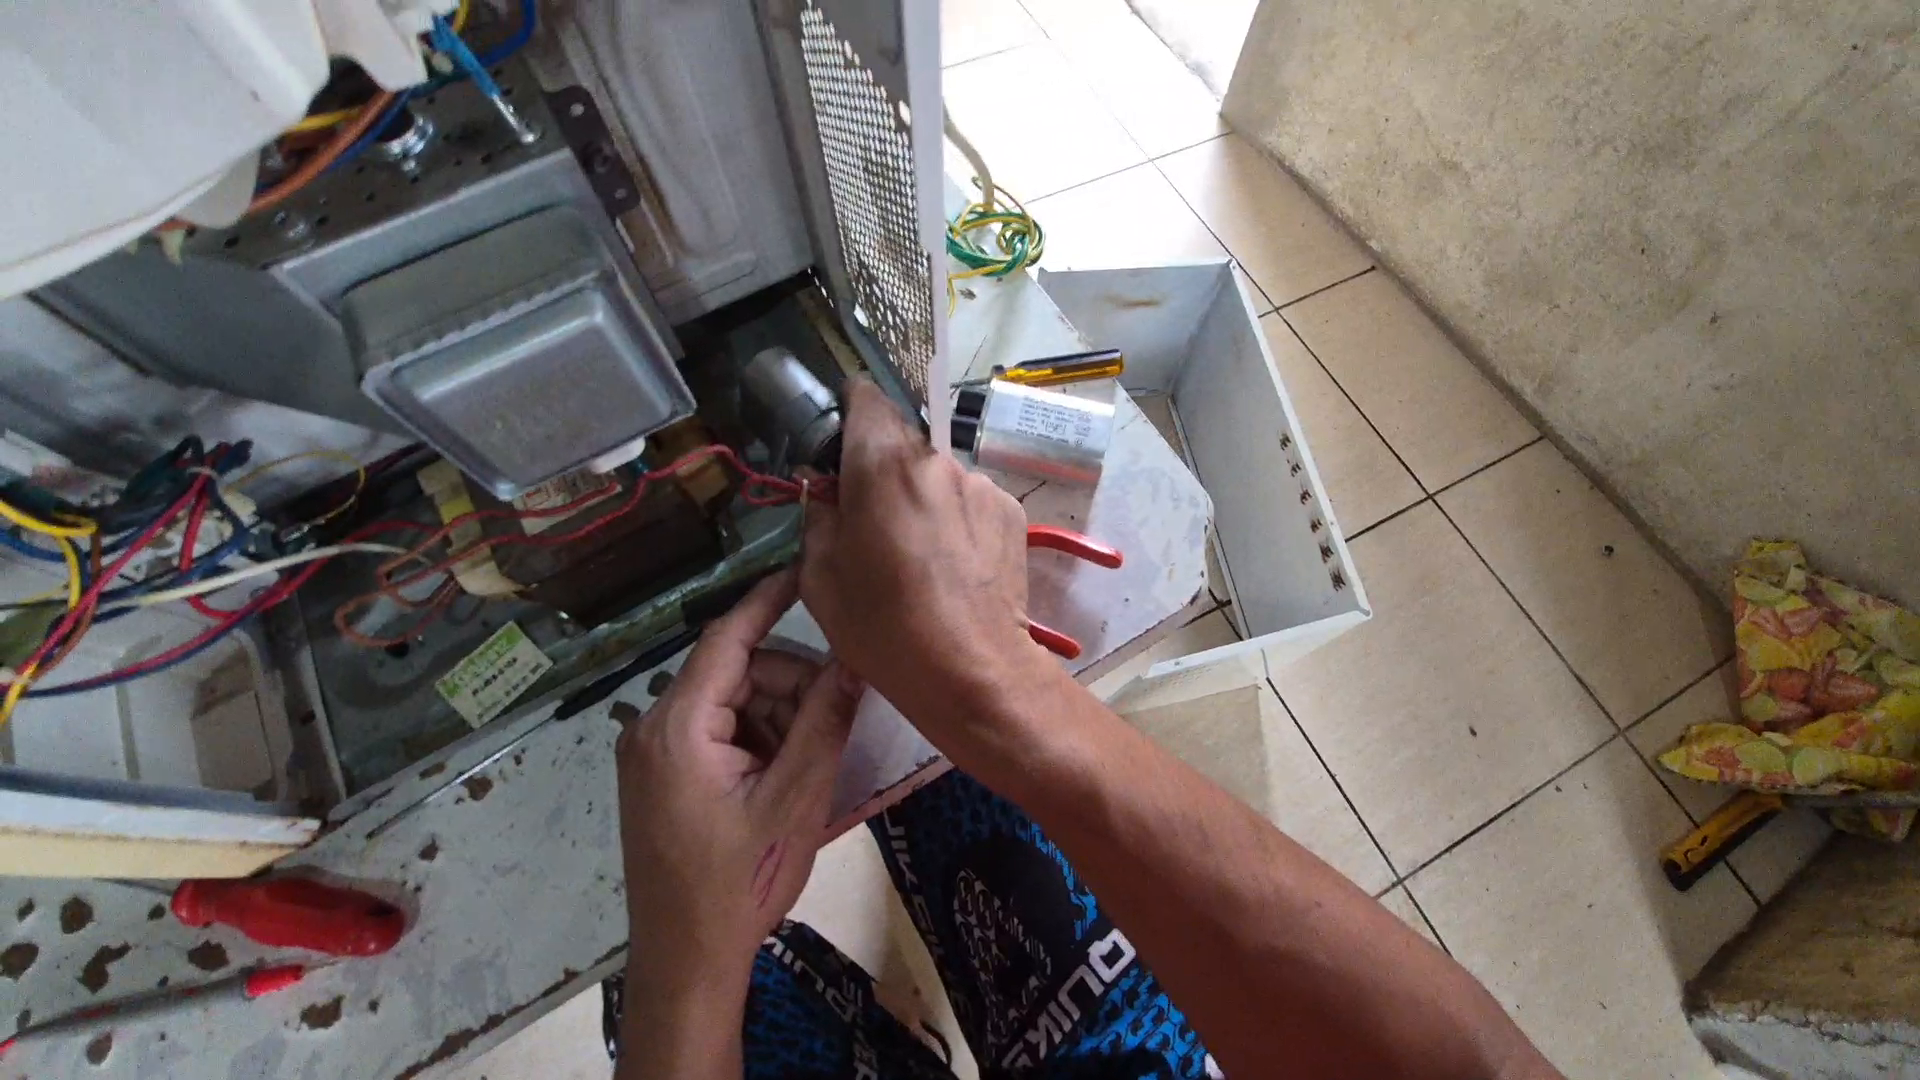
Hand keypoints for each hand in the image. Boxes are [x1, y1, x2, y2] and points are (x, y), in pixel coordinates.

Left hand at [614, 569, 862, 996]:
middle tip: (837, 719)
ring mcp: (654, 751)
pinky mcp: (664, 773)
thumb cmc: (739, 881)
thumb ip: (825, 720)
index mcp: (678, 726)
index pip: (726, 637)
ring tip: (809, 764)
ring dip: (780, 717)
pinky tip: (784, 775)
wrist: (686, 961)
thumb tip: (856, 659)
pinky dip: (759, 738)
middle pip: (738, 673)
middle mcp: (654, 726)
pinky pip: (720, 730)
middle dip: (792, 686)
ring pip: (734, 702)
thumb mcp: (795, 797)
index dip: (769, 600)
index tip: (807, 571)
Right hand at [799, 378, 1053, 732]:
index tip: (839, 443)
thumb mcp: (821, 576)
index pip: (864, 398)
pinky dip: (957, 521)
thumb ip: (817, 514)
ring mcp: (981, 485)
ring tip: (920, 557)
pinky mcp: (1012, 513)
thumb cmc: (884, 627)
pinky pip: (970, 502)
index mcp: (883, 464)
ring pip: (937, 477)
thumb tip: (823, 487)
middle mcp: (937, 460)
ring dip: (922, 500)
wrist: (972, 671)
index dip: (847, 412)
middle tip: (872, 524)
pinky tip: (954, 567)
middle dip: (882, 473)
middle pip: (902, 446)